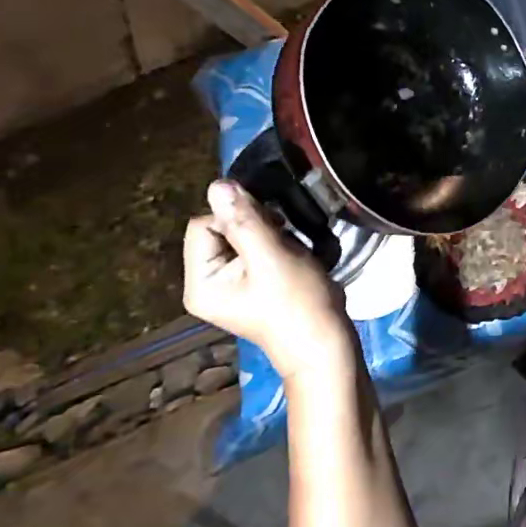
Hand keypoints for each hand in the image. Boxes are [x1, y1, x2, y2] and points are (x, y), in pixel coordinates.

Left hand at [184, 179, 354, 382]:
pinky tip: (290, 258)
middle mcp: (204, 284)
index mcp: (199, 283)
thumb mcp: (271, 256)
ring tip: (288, 253)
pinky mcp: (247, 285)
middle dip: (253, 227)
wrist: (326, 342)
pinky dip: (273, 246)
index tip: (270, 231)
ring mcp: (226, 287)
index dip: (236, 218)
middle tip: (282, 242)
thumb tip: (217, 184)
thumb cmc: (299, 302)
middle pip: (219, 228)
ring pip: (239, 236)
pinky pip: (252, 249)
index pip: (203, 224)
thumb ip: (243, 219)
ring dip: (267, 235)